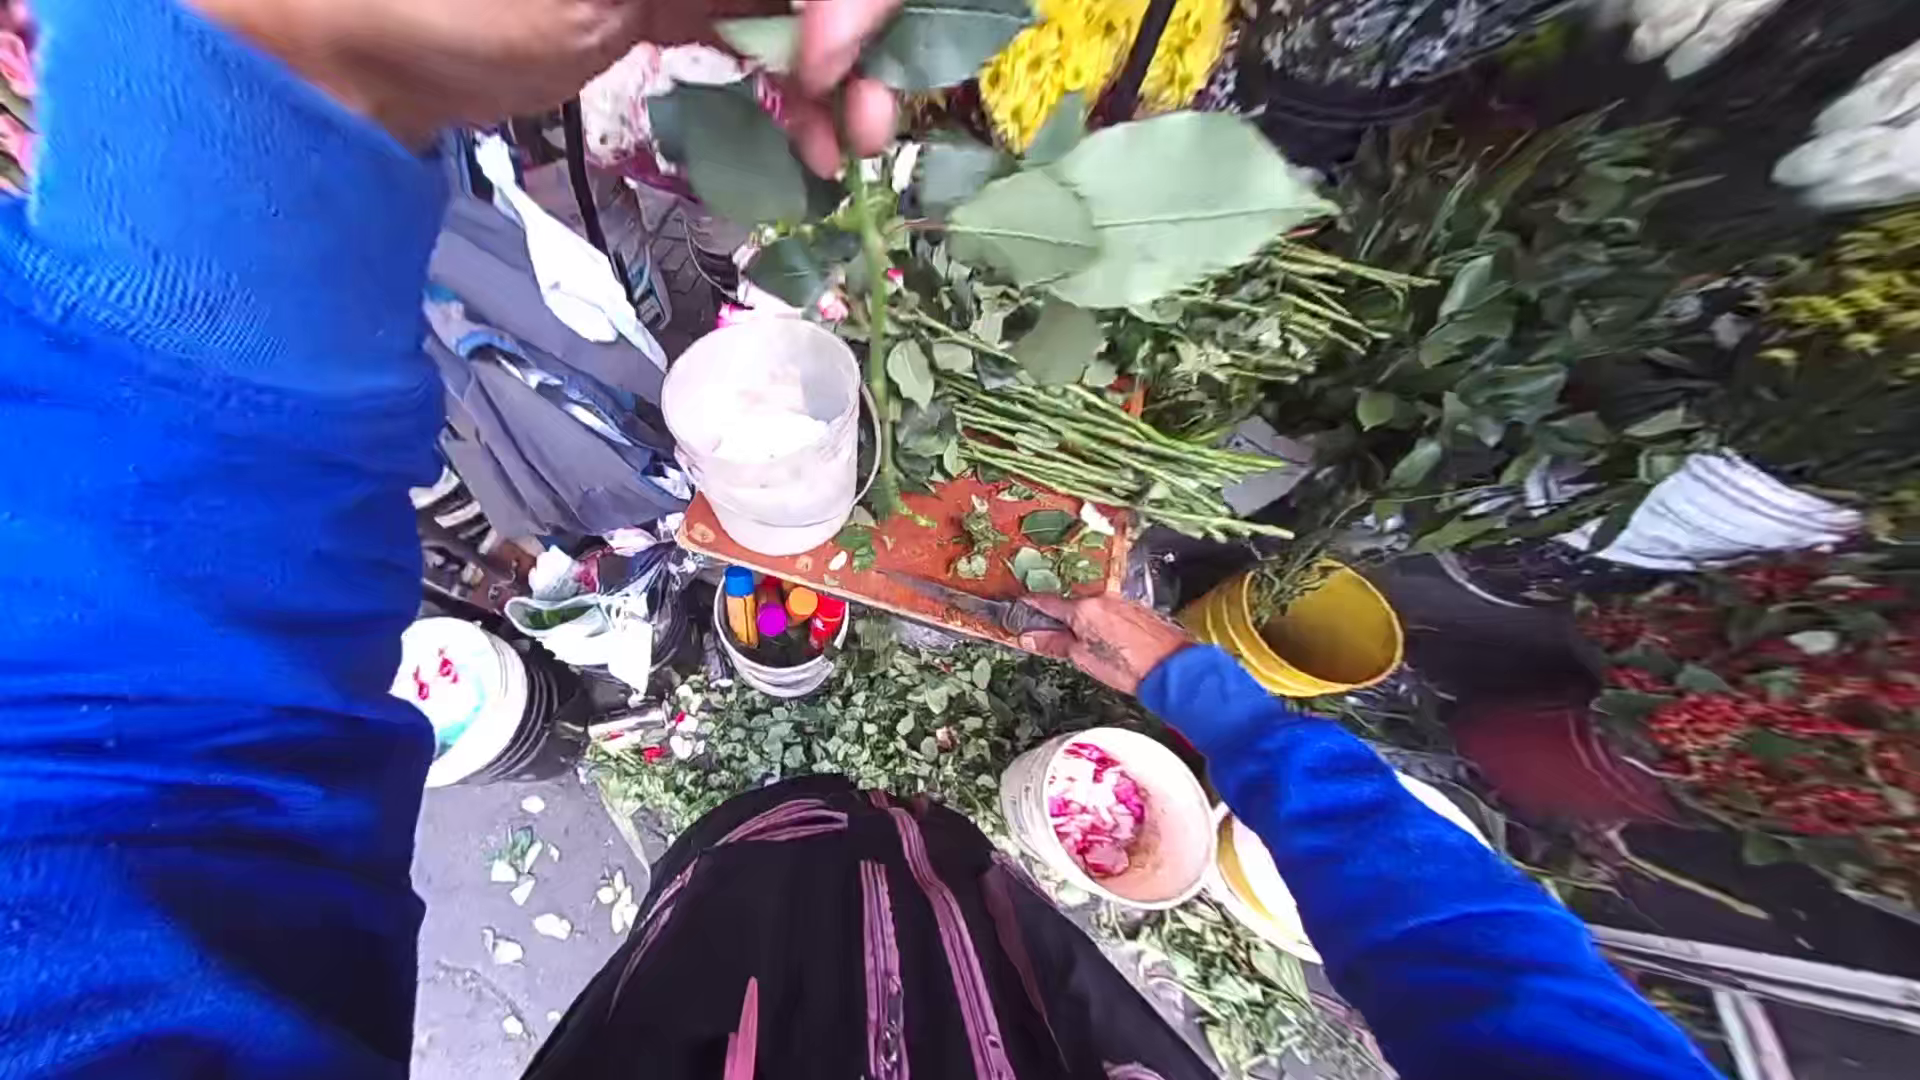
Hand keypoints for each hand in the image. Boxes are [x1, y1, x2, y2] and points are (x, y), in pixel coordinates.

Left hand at [189, 0, 900, 163]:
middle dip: (861, 43)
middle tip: (867, 128)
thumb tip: (832, 13)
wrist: (370, 37)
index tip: (828, 61)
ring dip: (841, 85)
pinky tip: (809, 145)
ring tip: (840, 153)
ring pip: (804, 9)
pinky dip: (798, 98)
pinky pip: (767, 41)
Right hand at [1018, 594, 1192, 696]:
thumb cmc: (1126, 666)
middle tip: (1049, 635)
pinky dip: (1100, 622)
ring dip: (1081, 621)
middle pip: (1070, 605)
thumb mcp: (1083, 658)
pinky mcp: (1135, 608)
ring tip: (1081, 643)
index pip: (1047, 602)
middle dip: (1059, 618)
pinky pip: (1108, 611)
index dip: (1030, 605)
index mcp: (1082, 609)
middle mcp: (1100, 598)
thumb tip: (1028, 635)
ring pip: (1090, 608)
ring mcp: (1119, 601)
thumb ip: (1055, 643)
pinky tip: (1105, 640)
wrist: (1172, 668)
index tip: (1018, 605)